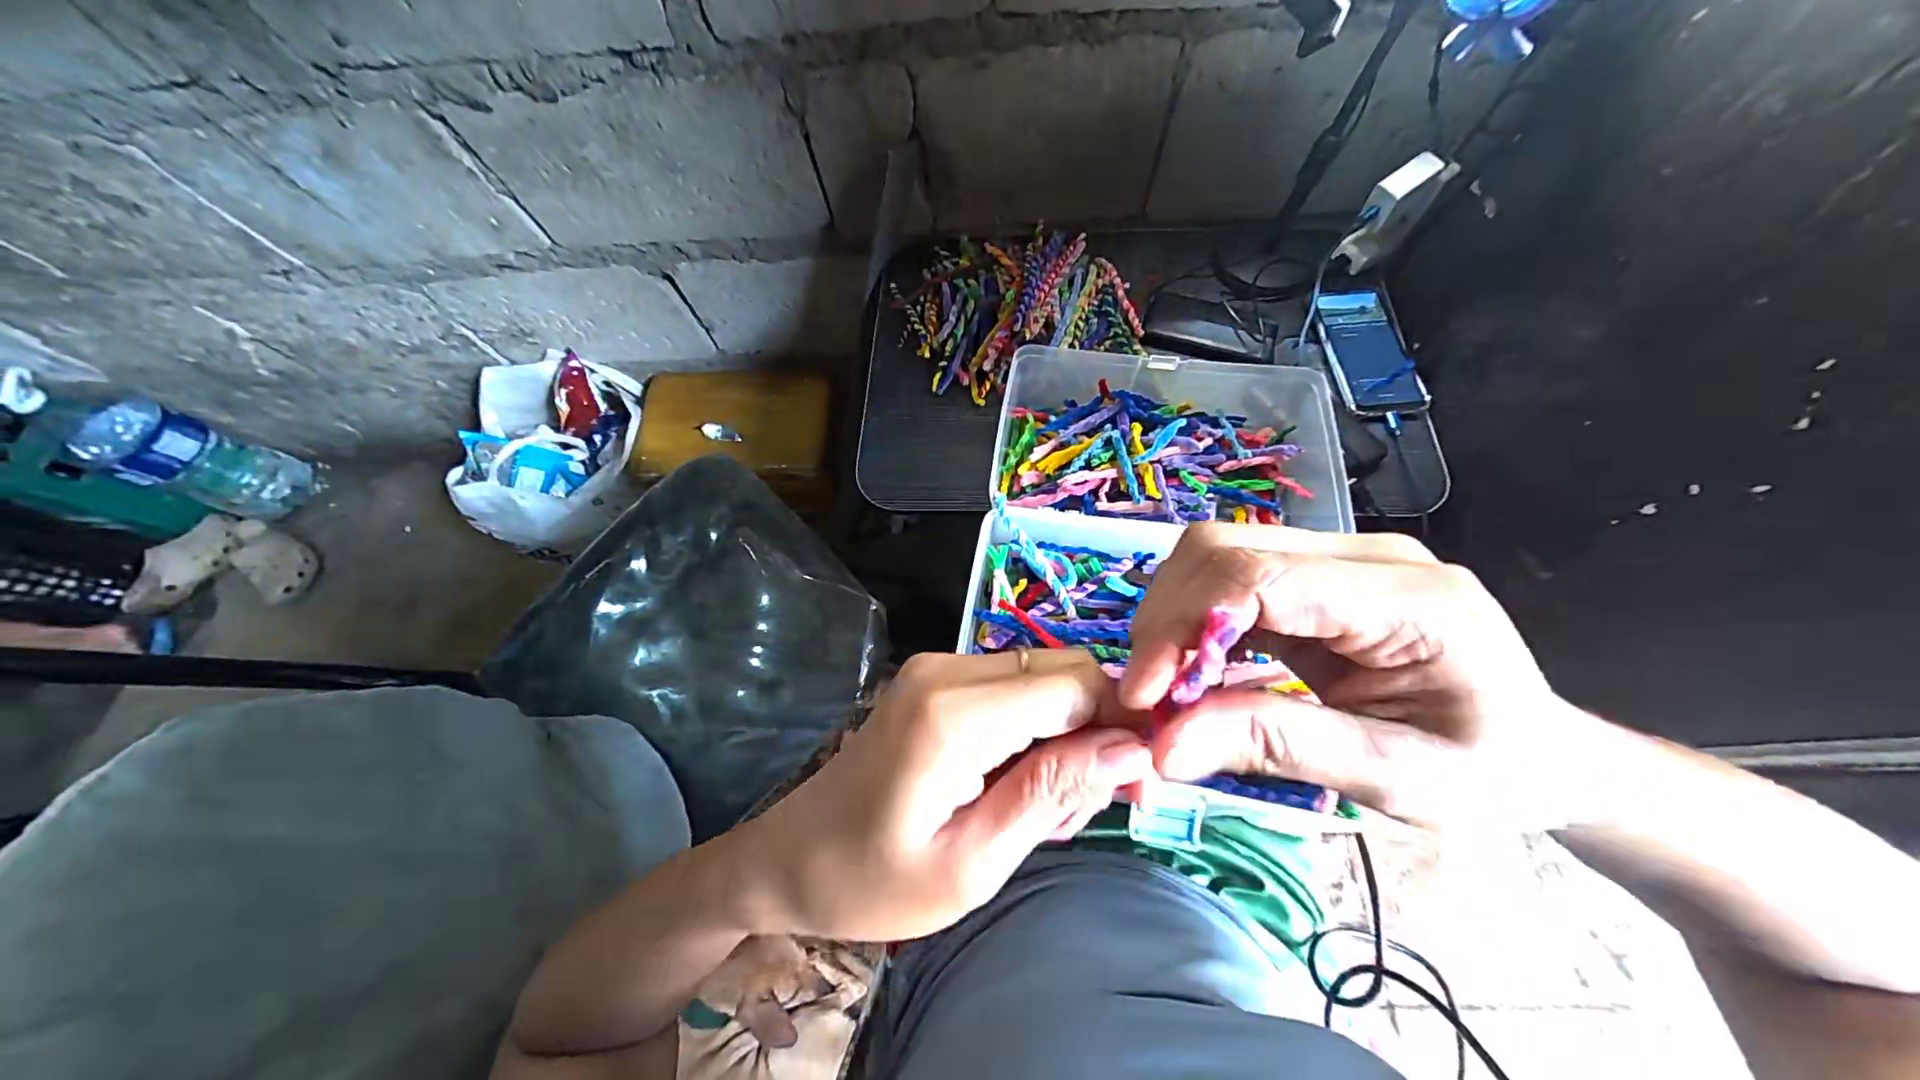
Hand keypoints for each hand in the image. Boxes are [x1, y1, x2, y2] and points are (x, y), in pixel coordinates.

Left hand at [731, 649, 1154, 941]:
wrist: (789, 858)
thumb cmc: (871, 881)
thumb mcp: (971, 864)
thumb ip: (1052, 795)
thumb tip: (1131, 750)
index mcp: (954, 712)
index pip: (1077, 686)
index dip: (1122, 727)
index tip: (1139, 790)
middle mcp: (947, 669)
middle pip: (1065, 671)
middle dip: (1097, 732)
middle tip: (1085, 810)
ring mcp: (938, 667)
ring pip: (1045, 678)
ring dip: (1067, 736)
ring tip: (1045, 809)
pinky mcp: (935, 680)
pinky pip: (1013, 687)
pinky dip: (1035, 730)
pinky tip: (1017, 785)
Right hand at [1118, 523, 1612, 828]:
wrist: (1543, 748)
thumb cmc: (1493, 771)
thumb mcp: (1402, 779)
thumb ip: (1283, 747)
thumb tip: (1166, 746)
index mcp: (1409, 597)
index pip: (1261, 577)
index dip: (1185, 628)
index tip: (1144, 697)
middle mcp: (1365, 555)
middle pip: (1223, 548)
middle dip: (1167, 620)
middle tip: (1149, 698)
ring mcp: (1337, 558)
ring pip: (1213, 554)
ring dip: (1171, 619)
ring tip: (1167, 689)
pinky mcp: (1313, 576)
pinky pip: (1227, 580)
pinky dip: (1191, 624)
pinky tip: (1193, 672)